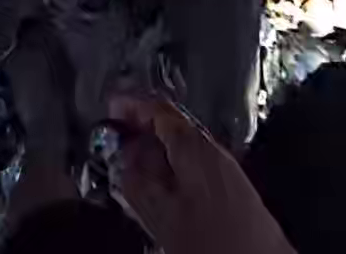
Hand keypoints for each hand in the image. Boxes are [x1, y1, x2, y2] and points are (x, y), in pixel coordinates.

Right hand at [107, 94, 295, 253]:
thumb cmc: (212, 245)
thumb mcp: (164, 216)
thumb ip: (137, 182)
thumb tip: (122, 157)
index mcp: (193, 145)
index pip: (158, 108)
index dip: (131, 105)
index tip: (110, 109)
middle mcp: (212, 148)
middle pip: (172, 124)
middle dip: (142, 128)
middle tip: (117, 141)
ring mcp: (226, 169)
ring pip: (184, 146)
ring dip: (157, 150)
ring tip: (135, 168)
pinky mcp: (235, 191)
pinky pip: (195, 164)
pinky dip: (173, 167)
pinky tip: (164, 191)